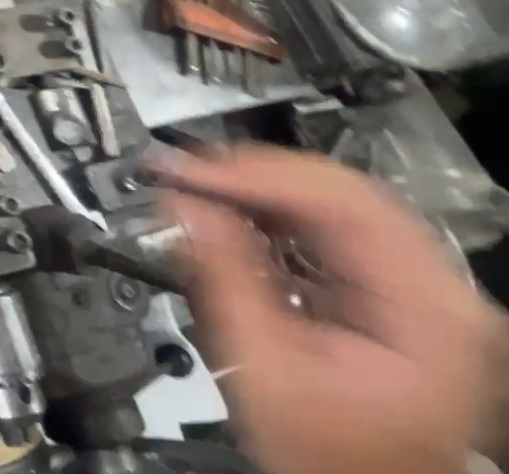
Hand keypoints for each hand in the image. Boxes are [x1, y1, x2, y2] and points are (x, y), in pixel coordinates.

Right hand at [156, 146, 501, 473]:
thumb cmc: (321, 447)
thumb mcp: (259, 362)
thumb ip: (221, 273)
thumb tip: (180, 202)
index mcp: (425, 309)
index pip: (342, 204)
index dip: (254, 175)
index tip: (184, 168)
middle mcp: (435, 291)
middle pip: (342, 194)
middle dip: (250, 173)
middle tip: (178, 168)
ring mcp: (416, 289)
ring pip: (333, 202)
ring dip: (255, 187)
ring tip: (189, 183)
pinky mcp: (387, 290)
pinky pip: (327, 227)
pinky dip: (269, 211)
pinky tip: (224, 209)